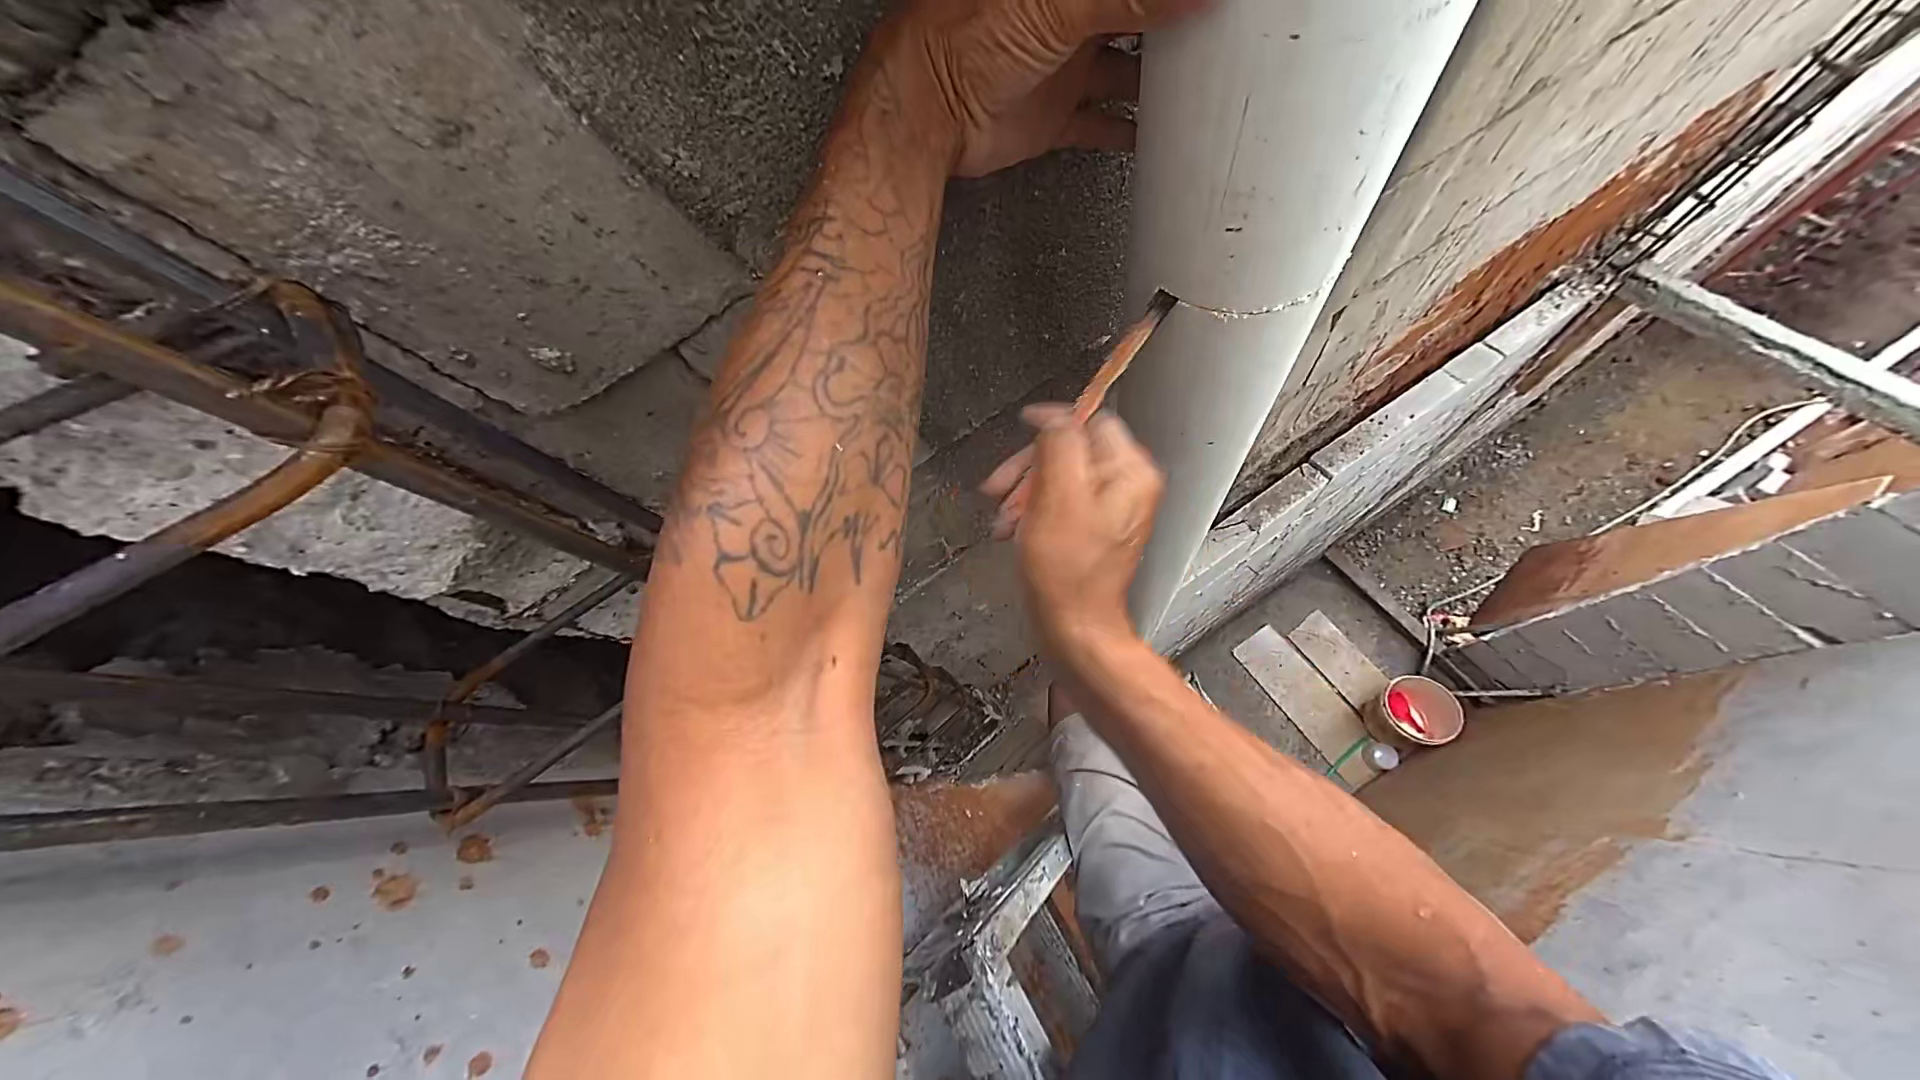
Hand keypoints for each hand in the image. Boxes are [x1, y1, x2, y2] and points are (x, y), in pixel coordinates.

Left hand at [882, 0, 1208, 176]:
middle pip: (1137, 18)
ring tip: (1195, 85)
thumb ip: (1129, 1)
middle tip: (1209, 36)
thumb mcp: (1060, 7)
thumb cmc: (965, 43)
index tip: (1206, 8)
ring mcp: (1062, 68)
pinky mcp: (1052, 117)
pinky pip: (1100, 123)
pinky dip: (1125, 133)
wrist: (930, 116)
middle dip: (1172, 26)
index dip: (1170, 1)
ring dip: (1155, 81)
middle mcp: (1069, 15)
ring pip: (1124, 71)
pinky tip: (1150, 135)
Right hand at [982, 405, 1164, 648]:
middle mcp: (1124, 489)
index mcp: (1128, 474)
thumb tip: (1054, 417)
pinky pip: (1057, 504)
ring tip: (1004, 519)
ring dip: (1024, 493)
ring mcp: (1108, 511)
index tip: (1024, 426)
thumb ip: (1059, 446)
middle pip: (1070, 451)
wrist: (1074, 628)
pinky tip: (1012, 530)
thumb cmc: (1068, 575)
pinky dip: (1030, 512)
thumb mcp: (1057, 498)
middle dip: (1029, 468)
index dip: (1053, 422)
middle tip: (1001, 487)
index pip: (1093, 422)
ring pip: (1058, 478)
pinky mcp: (1090, 531)